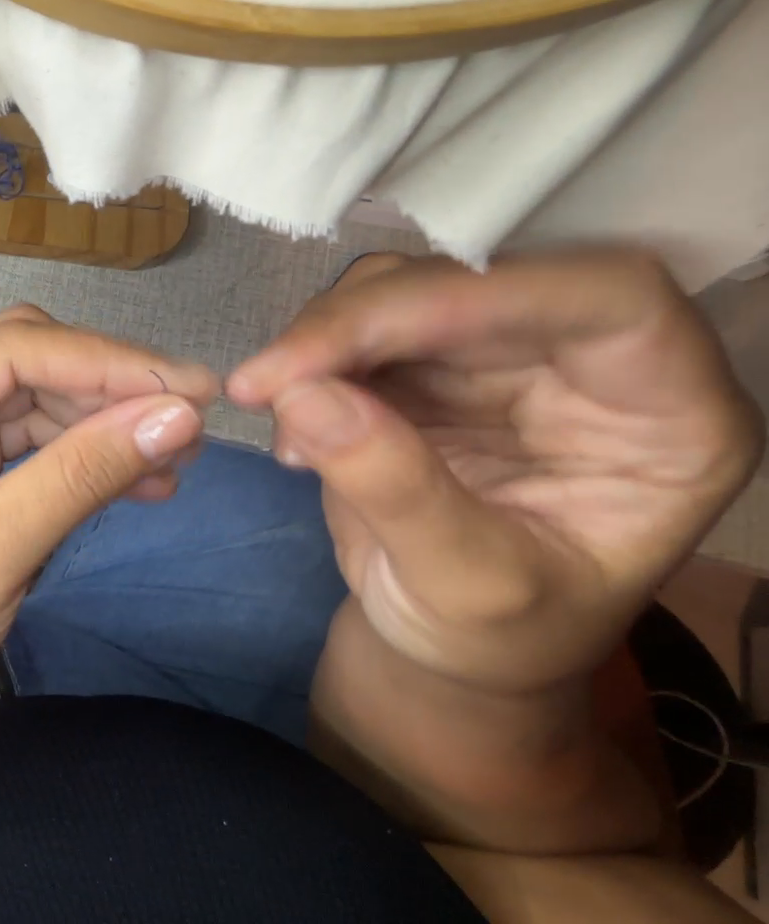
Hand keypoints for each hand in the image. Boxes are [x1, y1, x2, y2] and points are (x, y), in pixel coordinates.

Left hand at [0, 307, 216, 722]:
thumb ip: (81, 475)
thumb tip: (178, 415)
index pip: (3, 351)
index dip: (102, 360)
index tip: (192, 386)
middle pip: (17, 356)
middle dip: (105, 383)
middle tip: (189, 418)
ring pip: (30, 389)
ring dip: (101, 417)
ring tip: (174, 456)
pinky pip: (27, 430)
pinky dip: (80, 447)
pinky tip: (139, 475)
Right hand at [228, 249, 762, 692]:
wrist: (450, 646)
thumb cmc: (495, 636)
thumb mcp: (464, 587)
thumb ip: (396, 490)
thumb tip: (301, 394)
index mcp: (665, 418)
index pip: (600, 301)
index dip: (472, 297)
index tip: (341, 345)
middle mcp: (587, 367)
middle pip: (478, 283)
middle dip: (359, 321)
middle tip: (265, 379)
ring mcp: (500, 360)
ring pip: (404, 290)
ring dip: (320, 336)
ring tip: (268, 406)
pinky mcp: (424, 367)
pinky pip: (353, 326)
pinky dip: (303, 362)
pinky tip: (286, 427)